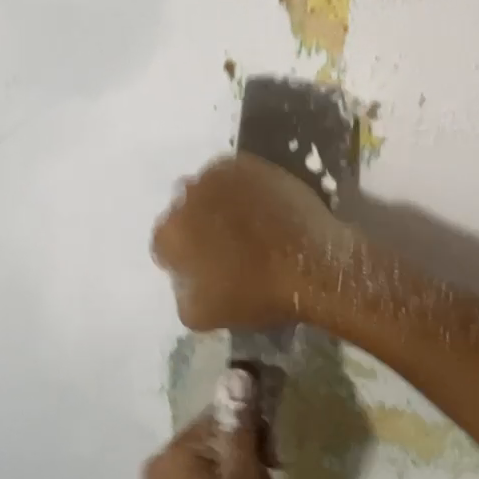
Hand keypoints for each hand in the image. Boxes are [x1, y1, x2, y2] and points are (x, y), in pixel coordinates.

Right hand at [150, 155, 354, 331]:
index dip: (184, 256)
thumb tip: (182, 277)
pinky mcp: (248, 163)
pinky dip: (240, 189)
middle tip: (227, 245)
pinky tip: (261, 207)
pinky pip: (233, 175)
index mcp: (170, 233)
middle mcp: (186, 196)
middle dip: (198, 226)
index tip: (205, 266)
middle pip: (184, 212)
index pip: (164, 244)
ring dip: (217, 205)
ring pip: (207, 191)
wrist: (314, 264)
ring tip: (247, 225)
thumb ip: (179, 291)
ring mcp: (218, 175)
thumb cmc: (257, 294)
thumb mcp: (201, 315)